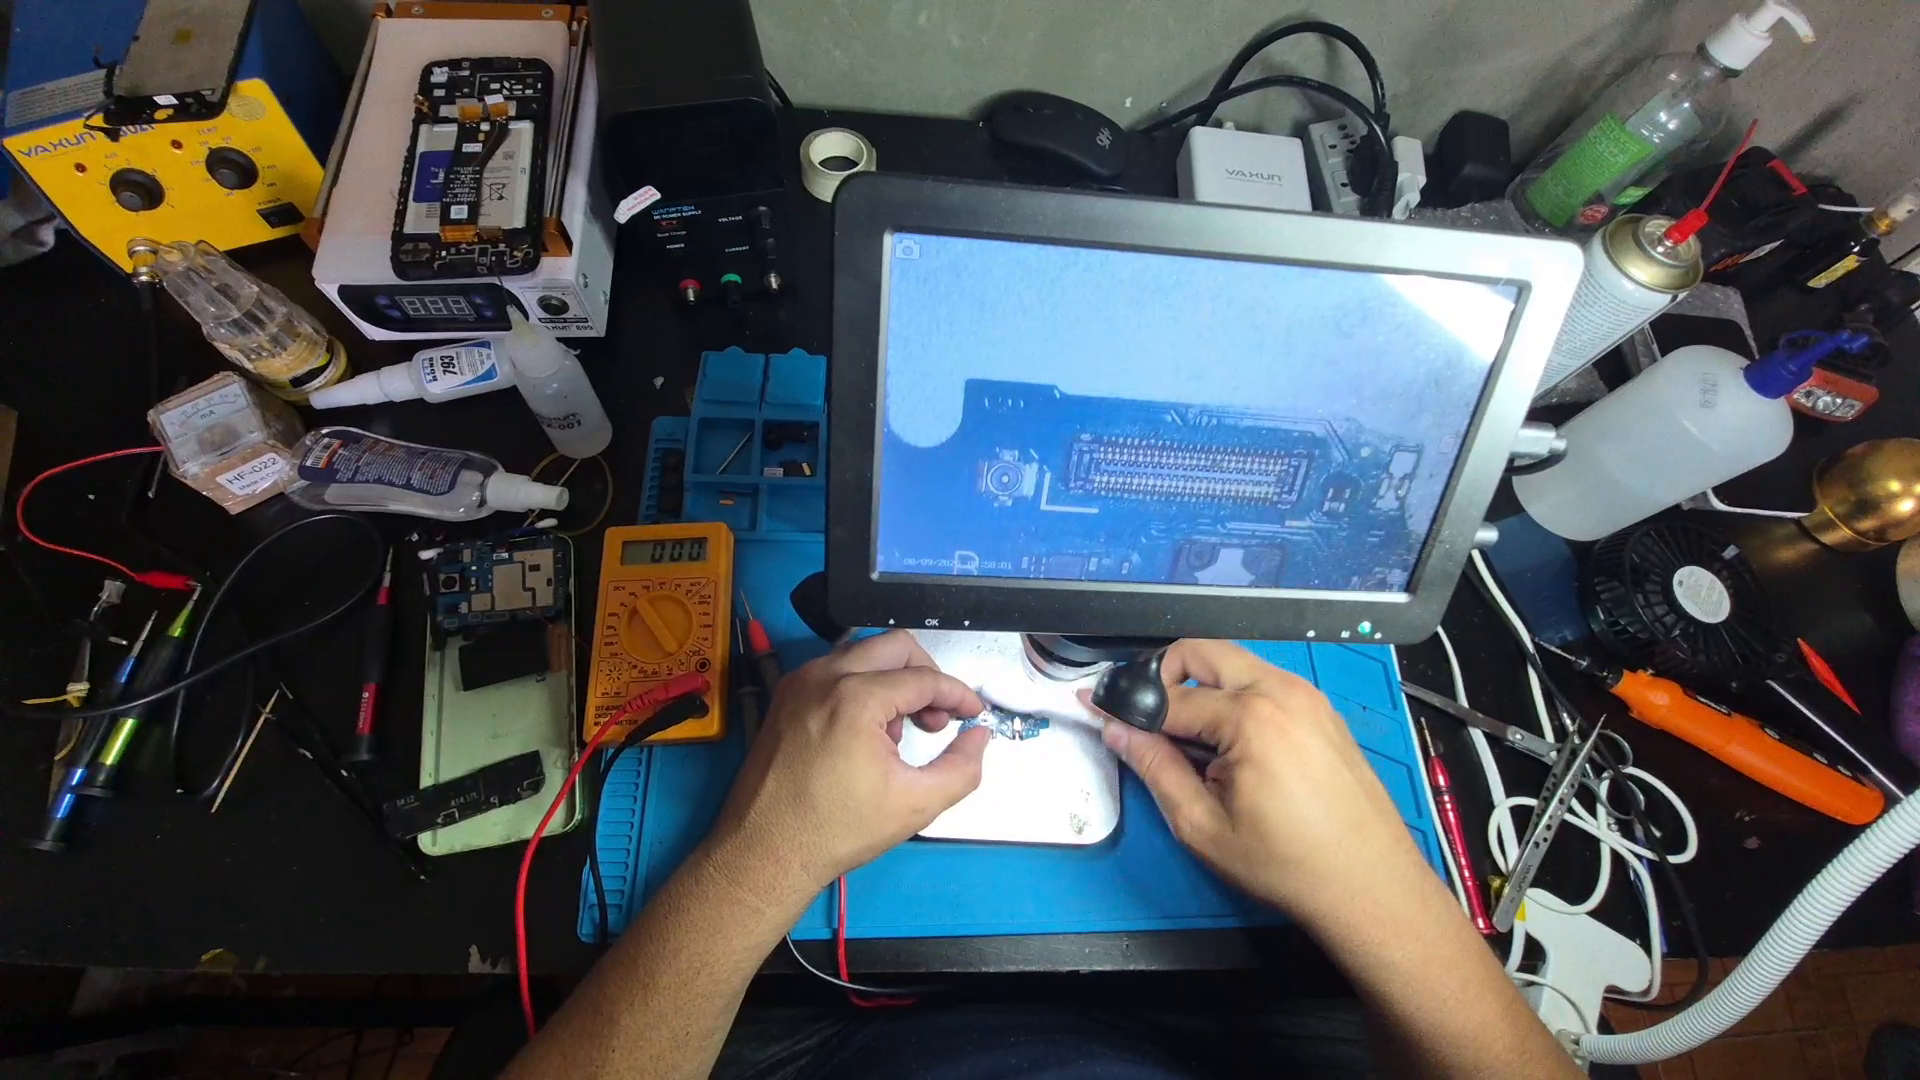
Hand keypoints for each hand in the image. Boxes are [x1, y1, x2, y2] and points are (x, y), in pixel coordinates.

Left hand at [707, 630, 990, 895]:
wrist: (762, 852)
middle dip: (928, 676)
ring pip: (865, 653)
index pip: (924, 678)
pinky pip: (837, 668)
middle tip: (938, 717)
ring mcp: (801, 681)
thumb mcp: (915, 805)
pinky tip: (867, 730)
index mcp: (856, 697)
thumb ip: (962, 768)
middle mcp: (825, 676)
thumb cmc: (837, 830)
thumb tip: (979, 736)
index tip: (973, 714)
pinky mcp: (786, 694)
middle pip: (896, 646)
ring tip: (902, 730)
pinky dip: (864, 684)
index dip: (958, 693)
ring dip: (895, 678)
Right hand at [1096, 639, 1430, 929]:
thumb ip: (1153, 767)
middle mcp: (1280, 690)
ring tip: (1194, 738)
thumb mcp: (1202, 825)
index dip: (1127, 704)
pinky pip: (1263, 681)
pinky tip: (1234, 744)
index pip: (1168, 696)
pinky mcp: (1321, 709)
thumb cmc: (1285, 864)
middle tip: (1149, 718)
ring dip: (1201, 685)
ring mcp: (1307, 696)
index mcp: (1250, 716)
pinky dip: (1235, 696)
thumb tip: (1115, 728)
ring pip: (1233, 663)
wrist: (1374, 889)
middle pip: (1200, 651)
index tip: (1097, 706)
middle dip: (1164, 674)